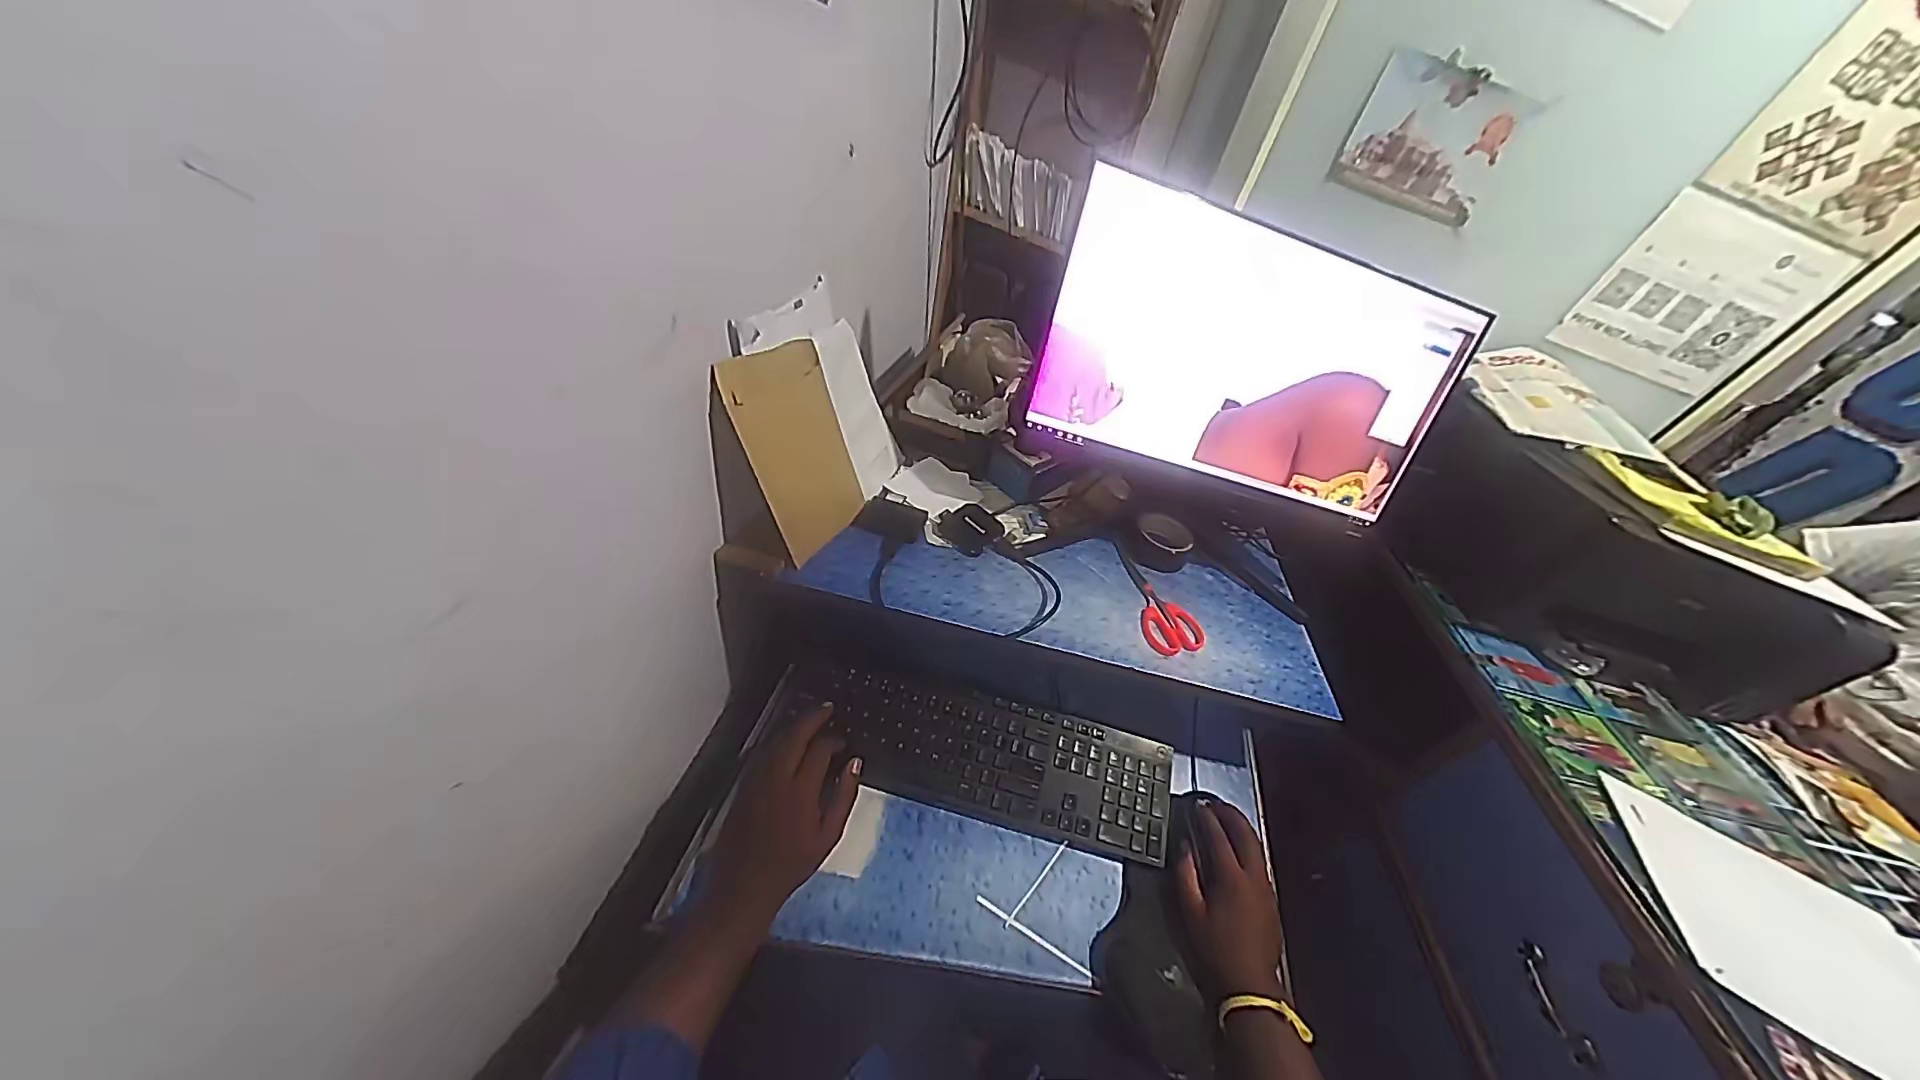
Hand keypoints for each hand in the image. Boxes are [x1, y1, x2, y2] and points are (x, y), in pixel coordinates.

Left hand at [707, 704, 860, 928]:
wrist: (744, 885)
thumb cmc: (792, 864)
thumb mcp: (828, 835)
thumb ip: (844, 796)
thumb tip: (855, 764)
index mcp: (800, 791)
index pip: (820, 750)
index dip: (834, 740)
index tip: (843, 743)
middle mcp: (776, 779)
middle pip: (794, 735)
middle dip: (813, 717)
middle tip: (827, 709)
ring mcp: (756, 779)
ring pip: (776, 740)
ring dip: (794, 726)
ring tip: (811, 720)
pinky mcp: (743, 784)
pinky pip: (763, 752)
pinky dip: (778, 739)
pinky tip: (788, 742)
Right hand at [1175, 798, 1285, 999]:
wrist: (1249, 986)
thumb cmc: (1214, 950)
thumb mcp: (1189, 912)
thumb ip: (1185, 875)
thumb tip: (1185, 848)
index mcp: (1231, 878)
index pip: (1218, 837)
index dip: (1207, 818)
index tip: (1197, 807)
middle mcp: (1253, 878)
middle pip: (1246, 835)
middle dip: (1230, 815)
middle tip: (1215, 805)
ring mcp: (1266, 889)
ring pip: (1257, 847)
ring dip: (1241, 829)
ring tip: (1226, 819)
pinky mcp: (1271, 900)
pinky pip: (1260, 862)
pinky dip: (1248, 846)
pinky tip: (1238, 849)